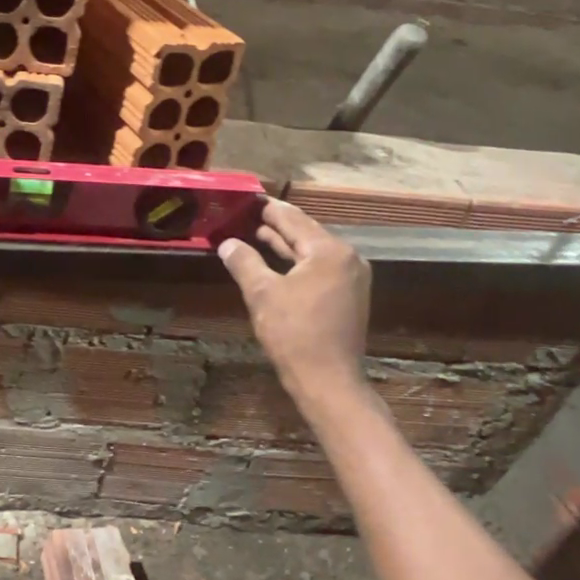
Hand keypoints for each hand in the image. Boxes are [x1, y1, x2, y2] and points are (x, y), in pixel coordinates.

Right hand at [218, 199, 371, 396]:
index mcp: (329, 251)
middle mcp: (347, 258)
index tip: (250, 199)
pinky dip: (298, 265)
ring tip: (257, 237)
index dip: (269, 209)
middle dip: (277, 227)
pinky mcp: (349, 298)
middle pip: (307, 234)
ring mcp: (352, 279)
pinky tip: (278, 267)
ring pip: (313, 253)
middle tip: (249, 216)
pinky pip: (320, 270)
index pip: (293, 219)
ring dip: (286, 247)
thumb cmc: (294, 334)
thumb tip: (227, 243)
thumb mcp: (262, 294)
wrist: (327, 380)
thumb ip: (244, 262)